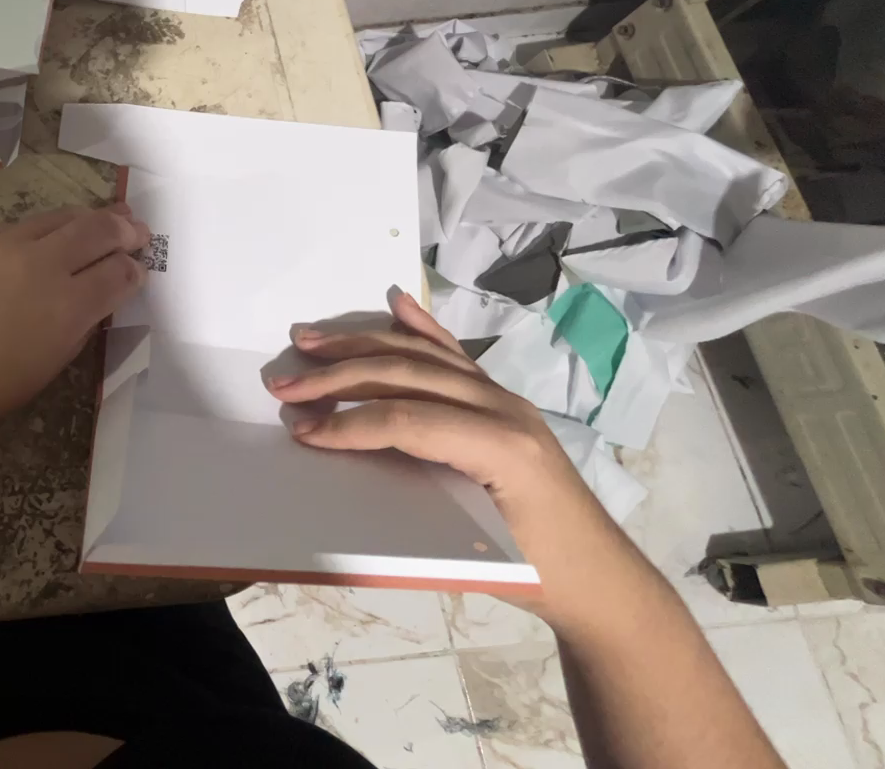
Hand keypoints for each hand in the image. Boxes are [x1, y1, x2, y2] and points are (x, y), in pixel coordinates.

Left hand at [0, 204, 149, 443]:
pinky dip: (50, 227)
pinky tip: (52, 236)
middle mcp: (43, 265)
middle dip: (123, 229)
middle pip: (96, 230)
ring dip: (89, 219)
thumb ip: (79, 327)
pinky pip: (25, 225)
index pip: (117, 274)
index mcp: (67, 307)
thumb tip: (96, 300)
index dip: (134, 270)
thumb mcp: (47, 368)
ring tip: (105, 220)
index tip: (139, 271)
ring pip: (61, 217)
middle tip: (138, 230)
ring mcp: (7, 246)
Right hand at [263, 291, 639, 621]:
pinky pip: (453, 354)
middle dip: (337, 376)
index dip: (346, 424)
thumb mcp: (470, 551)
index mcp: (502, 446)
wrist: (600, 581)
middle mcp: (504, 409)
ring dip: (359, 344)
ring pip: (421, 355)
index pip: (406, 419)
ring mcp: (504, 399)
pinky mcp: (500, 400)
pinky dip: (420, 327)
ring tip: (308, 340)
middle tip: (285, 385)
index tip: (300, 431)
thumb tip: (339, 472)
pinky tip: (396, 302)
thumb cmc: (533, 574)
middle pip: (405, 374)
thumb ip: (408, 505)